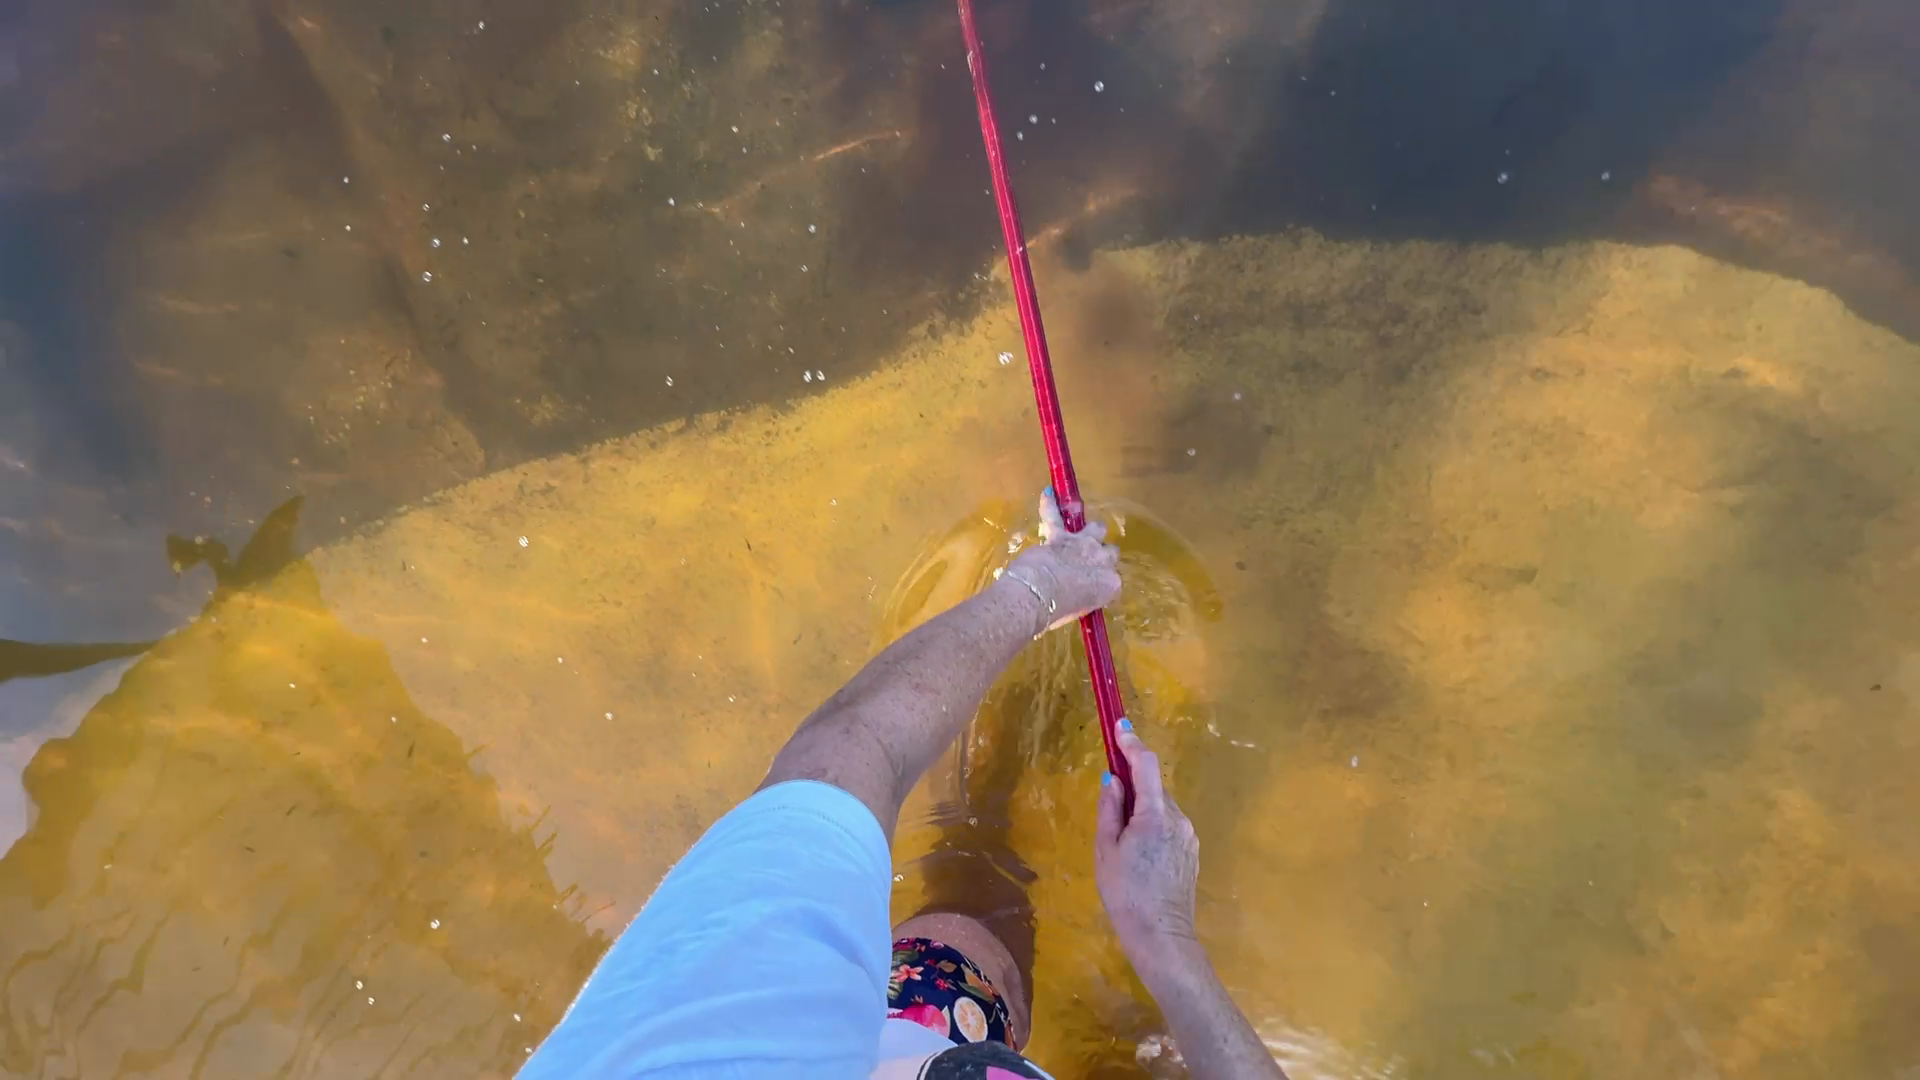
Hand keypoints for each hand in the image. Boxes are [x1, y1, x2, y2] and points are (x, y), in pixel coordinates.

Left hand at [1001, 488, 1121, 633]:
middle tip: (1088, 564)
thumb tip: (1073, 596)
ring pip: (1096, 529)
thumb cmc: (1058, 611)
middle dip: (1101, 556)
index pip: (1112, 580)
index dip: (1100, 583)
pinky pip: (1055, 516)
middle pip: (1110, 552)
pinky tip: (1048, 493)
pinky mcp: (1060, 536)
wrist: (1039, 595)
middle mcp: (1102, 560)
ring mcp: (1082, 544)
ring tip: (1084, 533)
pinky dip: (1050, 506)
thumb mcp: (1079, 611)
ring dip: (1091, 531)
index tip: (1090, 589)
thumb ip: (1082, 598)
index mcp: (1110, 584)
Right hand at [1095, 728, 1201, 972]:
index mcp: (1155, 814)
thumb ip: (1110, 808)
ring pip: (1160, 808)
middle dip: (1132, 786)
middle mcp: (1178, 819)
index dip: (1132, 742)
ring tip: (1122, 844)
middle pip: (1153, 787)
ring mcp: (1188, 836)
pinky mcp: (1191, 851)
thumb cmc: (1126, 893)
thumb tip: (1113, 778)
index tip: (1119, 726)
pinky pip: (1168, 825)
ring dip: (1141, 810)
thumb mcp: (1106, 848)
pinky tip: (1139, 856)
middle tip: (1109, 808)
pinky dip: (1152, 826)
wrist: (1162, 938)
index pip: (1146, 765)